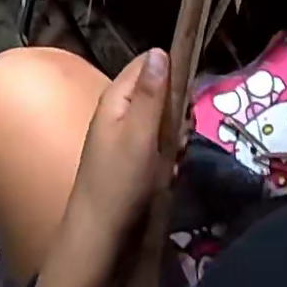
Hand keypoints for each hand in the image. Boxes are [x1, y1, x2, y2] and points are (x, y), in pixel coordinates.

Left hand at [57, 48, 169, 264]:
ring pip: (163, 120)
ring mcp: (125, 134)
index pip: (148, 63)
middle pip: (159, 91)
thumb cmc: (120, 180)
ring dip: (174, 136)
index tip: (186, 100)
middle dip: (177, 111)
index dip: (171, 74)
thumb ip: (151, 92)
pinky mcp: (133, 157)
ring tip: (173, 159)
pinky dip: (168, 155)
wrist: (99, 236)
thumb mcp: (140, 133)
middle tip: (179, 137)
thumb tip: (160, 50)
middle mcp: (119, 110)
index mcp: (116, 97)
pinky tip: (169, 173)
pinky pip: (158, 143)